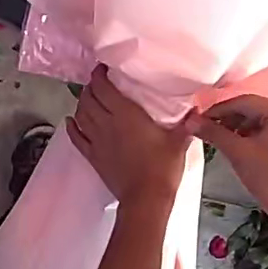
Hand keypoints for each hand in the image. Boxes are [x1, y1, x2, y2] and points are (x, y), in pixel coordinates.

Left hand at [67, 66, 192, 207]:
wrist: (146, 199)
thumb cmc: (163, 168)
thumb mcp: (179, 142)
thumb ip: (186, 124)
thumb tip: (196, 111)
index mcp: (126, 115)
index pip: (103, 88)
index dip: (99, 75)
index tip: (103, 68)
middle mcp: (106, 124)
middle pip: (89, 98)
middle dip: (90, 87)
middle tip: (98, 83)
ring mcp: (96, 141)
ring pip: (81, 115)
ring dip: (82, 104)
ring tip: (88, 99)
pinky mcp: (93, 157)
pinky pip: (77, 138)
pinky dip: (72, 128)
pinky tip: (70, 122)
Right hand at [184, 95, 267, 224]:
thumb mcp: (239, 153)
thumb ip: (214, 133)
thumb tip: (193, 121)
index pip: (245, 102)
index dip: (220, 109)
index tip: (202, 118)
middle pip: (251, 109)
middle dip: (227, 119)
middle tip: (206, 128)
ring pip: (256, 120)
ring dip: (236, 127)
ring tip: (217, 137)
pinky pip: (263, 130)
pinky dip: (246, 135)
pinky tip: (233, 144)